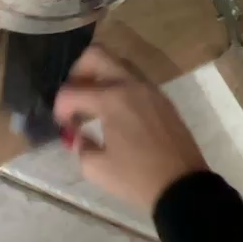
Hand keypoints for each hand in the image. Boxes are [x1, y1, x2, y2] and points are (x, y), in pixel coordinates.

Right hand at [52, 45, 206, 210]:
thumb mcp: (97, 169)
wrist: (183, 186)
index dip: (60, 108)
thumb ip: (81, 147)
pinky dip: (119, 87)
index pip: (72, 91)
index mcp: (111, 99)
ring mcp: (149, 89)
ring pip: (117, 63)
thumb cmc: (137, 179)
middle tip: (74, 98)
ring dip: (100, 77)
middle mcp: (130, 84)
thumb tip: (79, 136)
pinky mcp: (162, 98)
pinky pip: (134, 79)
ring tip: (94, 105)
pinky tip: (115, 113)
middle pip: (96, 55)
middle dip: (77, 73)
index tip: (63, 127)